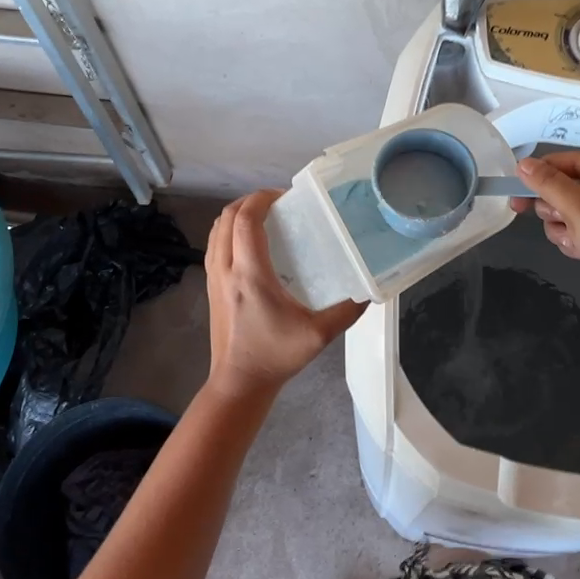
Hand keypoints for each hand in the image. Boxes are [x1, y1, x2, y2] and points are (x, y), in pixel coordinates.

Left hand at [204, 190, 365, 401]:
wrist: (239, 383)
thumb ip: (346, 312)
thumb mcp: (318, 335)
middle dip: (249, 201)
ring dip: (236, 215)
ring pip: (216, 230)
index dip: (262, 199)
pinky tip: (249, 243)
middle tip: (277, 202)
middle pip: (227, 218)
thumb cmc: (275, 356)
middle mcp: (227, 269)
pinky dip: (228, 232)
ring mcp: (214, 278)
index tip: (285, 195)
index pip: (246, 220)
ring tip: (263, 217)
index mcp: (250, 274)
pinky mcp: (210, 287)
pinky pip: (214, 245)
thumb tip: (369, 292)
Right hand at [511, 152, 579, 314]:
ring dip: (560, 228)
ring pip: (559, 212)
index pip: (557, 161)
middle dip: (552, 208)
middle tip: (559, 220)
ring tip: (576, 240)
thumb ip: (548, 183)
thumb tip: (522, 164)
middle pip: (556, 187)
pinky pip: (570, 230)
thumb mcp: (577, 207)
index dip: (535, 176)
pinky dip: (570, 240)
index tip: (516, 196)